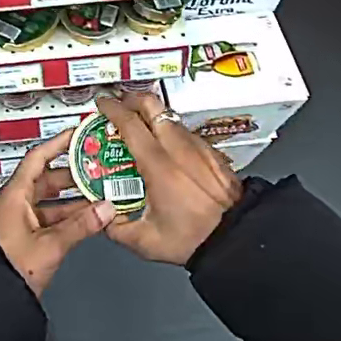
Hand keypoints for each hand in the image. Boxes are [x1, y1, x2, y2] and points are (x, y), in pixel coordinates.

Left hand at [0, 129, 115, 295]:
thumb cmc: (14, 266)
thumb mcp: (51, 244)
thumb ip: (81, 226)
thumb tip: (107, 208)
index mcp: (17, 194)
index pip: (39, 158)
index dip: (58, 143)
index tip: (79, 134)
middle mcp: (20, 201)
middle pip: (50, 177)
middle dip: (75, 171)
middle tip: (99, 165)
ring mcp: (26, 217)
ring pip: (55, 198)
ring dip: (77, 195)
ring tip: (103, 189)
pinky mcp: (33, 234)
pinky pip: (56, 215)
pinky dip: (73, 214)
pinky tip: (94, 215)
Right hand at [96, 93, 242, 264]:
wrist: (238, 238)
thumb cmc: (196, 239)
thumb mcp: (147, 241)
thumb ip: (117, 229)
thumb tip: (105, 217)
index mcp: (158, 165)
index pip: (130, 123)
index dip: (113, 109)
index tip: (102, 103)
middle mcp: (178, 148)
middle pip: (152, 105)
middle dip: (132, 99)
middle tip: (120, 106)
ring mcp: (197, 146)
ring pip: (169, 116)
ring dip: (151, 114)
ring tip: (141, 126)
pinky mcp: (211, 151)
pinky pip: (184, 130)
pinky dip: (169, 130)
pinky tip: (166, 147)